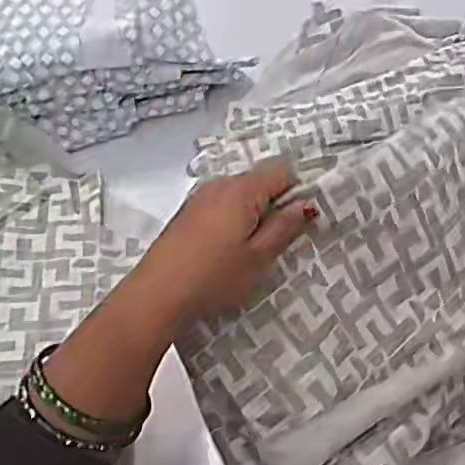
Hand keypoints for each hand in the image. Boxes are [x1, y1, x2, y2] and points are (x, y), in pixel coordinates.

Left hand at [37, 162, 316, 434]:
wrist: (158, 294)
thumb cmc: (213, 277)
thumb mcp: (259, 257)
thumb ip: (285, 227)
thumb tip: (306, 205)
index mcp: (242, 190)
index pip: (282, 170)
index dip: (299, 191)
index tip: (304, 220)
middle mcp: (219, 185)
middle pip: (260, 180)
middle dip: (276, 204)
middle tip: (282, 241)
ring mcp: (200, 198)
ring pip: (240, 194)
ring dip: (255, 214)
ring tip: (256, 250)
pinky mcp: (188, 214)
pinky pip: (222, 205)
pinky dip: (234, 220)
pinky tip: (230, 250)